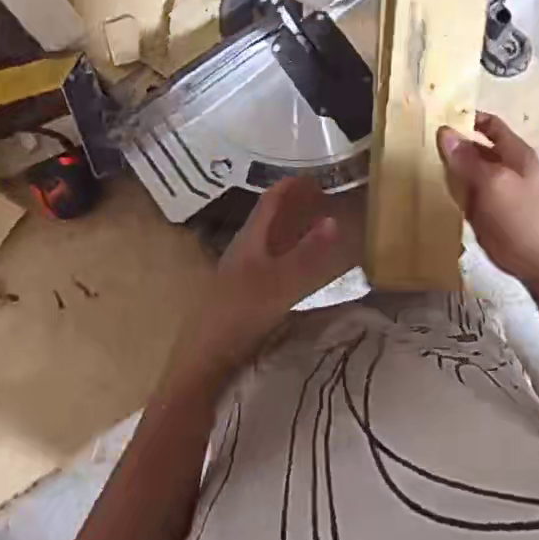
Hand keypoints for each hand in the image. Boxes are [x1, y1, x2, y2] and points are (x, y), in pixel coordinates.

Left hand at [162, 178, 353, 394]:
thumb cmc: (237, 317)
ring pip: (271, 243)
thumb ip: (307, 255)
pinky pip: (272, 266)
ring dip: (293, 232)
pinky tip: (301, 272)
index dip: (292, 186)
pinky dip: (291, 258)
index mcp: (249, 241)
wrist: (203, 362)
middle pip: (270, 220)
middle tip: (326, 200)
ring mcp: (242, 276)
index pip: (271, 202)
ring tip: (319, 230)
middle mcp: (244, 252)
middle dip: (296, 206)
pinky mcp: (244, 299)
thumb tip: (335, 220)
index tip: (318, 177)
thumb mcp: (278, 285)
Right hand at [437, 112, 538, 308]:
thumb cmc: (522, 217)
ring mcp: (494, 190)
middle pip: (475, 147)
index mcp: (514, 154)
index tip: (438, 117)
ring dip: (447, 167)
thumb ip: (468, 159)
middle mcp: (505, 167)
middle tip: (418, 140)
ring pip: (467, 170)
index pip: (490, 125)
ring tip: (417, 161)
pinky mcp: (485, 211)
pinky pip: (464, 193)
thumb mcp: (493, 183)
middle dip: (452, 143)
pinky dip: (450, 189)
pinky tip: (430, 188)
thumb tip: (444, 132)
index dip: (468, 118)